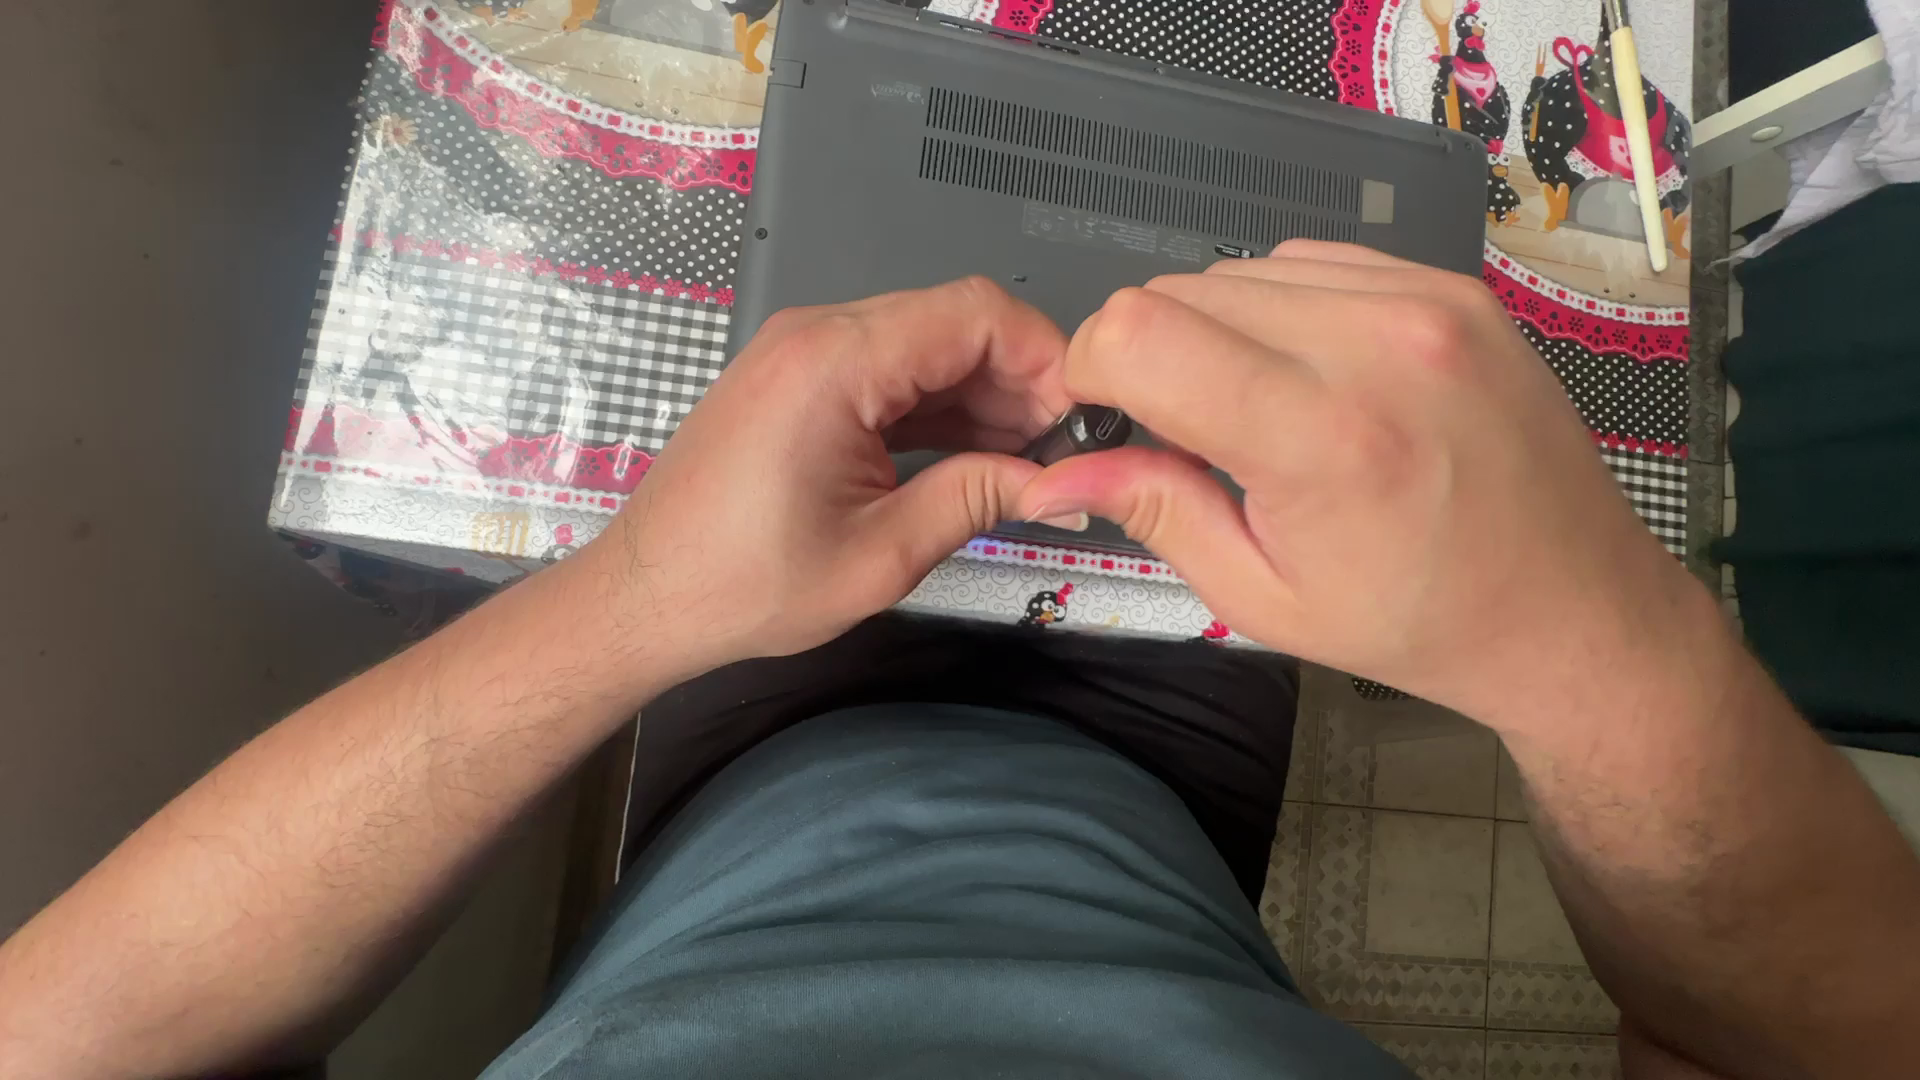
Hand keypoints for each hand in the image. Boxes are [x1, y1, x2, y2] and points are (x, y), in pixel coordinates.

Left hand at [566, 277, 1070, 682]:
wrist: (647, 598)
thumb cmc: (742, 585)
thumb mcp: (880, 555)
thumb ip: (974, 500)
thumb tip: (1052, 483)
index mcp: (835, 362)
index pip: (976, 313)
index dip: (1044, 357)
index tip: (1076, 416)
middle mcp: (817, 336)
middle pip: (954, 323)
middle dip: (1020, 381)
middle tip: (1058, 449)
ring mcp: (805, 355)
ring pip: (927, 348)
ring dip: (983, 397)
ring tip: (1022, 460)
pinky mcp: (801, 383)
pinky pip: (890, 375)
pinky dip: (938, 409)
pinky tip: (973, 453)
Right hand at [1013, 240, 1705, 723]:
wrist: (1571, 608)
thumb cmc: (1410, 621)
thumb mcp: (1256, 593)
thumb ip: (1151, 510)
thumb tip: (1057, 473)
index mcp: (1319, 436)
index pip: (1138, 335)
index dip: (1088, 370)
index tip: (1102, 418)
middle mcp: (1373, 340)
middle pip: (1172, 292)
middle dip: (1140, 356)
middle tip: (1171, 429)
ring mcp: (1419, 298)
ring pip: (1229, 271)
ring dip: (1202, 334)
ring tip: (1240, 408)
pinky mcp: (1444, 284)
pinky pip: (1299, 265)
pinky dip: (1264, 312)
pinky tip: (1293, 374)